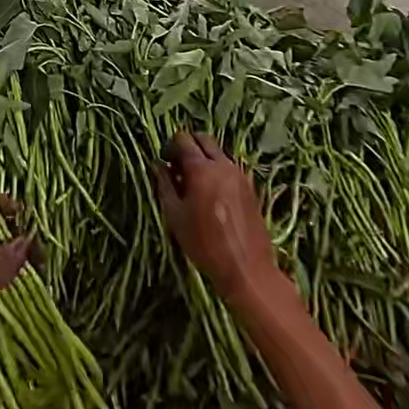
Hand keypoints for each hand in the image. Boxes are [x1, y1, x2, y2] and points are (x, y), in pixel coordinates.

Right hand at [152, 129, 281, 302]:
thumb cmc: (205, 244)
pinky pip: (229, 167)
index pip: (182, 140)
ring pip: (217, 152)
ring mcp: (239, 174)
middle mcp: (222, 164)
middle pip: (203, 139)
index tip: (164, 162)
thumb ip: (165, 186)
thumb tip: (158, 165)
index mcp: (202, 168)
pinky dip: (217, 169)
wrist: (247, 269)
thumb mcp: (175, 216)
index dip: (169, 147)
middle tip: (177, 166)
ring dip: (203, 157)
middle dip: (188, 145)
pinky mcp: (250, 186)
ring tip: (193, 182)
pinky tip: (211, 193)